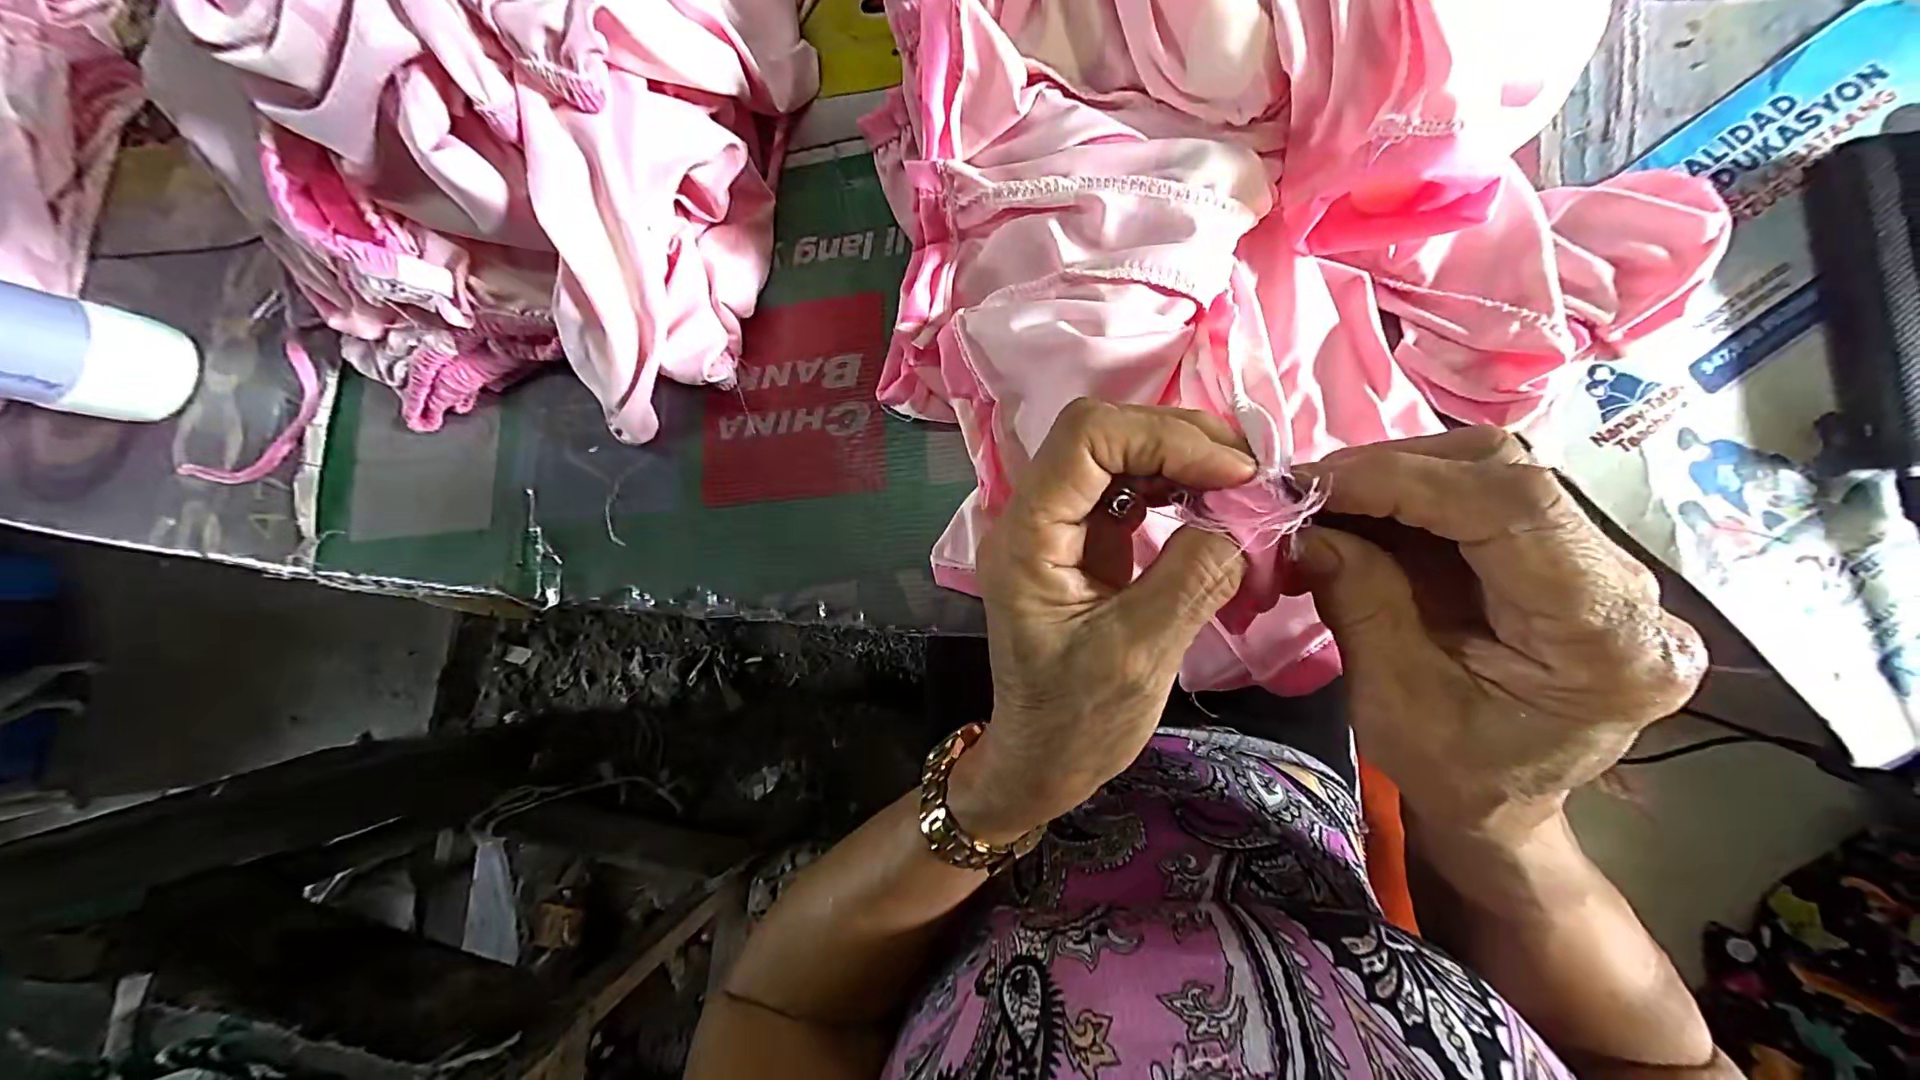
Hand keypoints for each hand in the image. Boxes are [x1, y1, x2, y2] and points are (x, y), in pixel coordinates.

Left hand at [950, 399, 1257, 841]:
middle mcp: (1031, 518)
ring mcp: (1055, 526)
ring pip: (1115, 454)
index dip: (1164, 437)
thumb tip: (1244, 517)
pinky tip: (1210, 502)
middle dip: (1178, 439)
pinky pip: (1125, 489)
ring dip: (1181, 457)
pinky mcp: (1081, 541)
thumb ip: (1193, 576)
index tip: (1234, 473)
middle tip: (1251, 471)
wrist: (1044, 757)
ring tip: (1240, 485)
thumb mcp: (1140, 655)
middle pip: (1100, 435)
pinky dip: (1173, 484)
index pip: (1085, 439)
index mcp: (1026, 540)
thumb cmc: (1078, 721)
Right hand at [1287, 427, 1706, 837]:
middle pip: (1507, 473)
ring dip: (1391, 477)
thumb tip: (1306, 529)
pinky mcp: (1551, 556)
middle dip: (1391, 469)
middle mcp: (1621, 586)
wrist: (1500, 802)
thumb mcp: (1391, 699)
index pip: (1512, 508)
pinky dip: (1399, 497)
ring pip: (1490, 472)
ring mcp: (1592, 564)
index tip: (1310, 484)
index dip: (1402, 479)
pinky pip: (1473, 498)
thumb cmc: (1451, 772)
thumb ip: (1358, 601)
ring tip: (1323, 502)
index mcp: (1603, 639)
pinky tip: (1353, 514)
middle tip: (1306, 490)